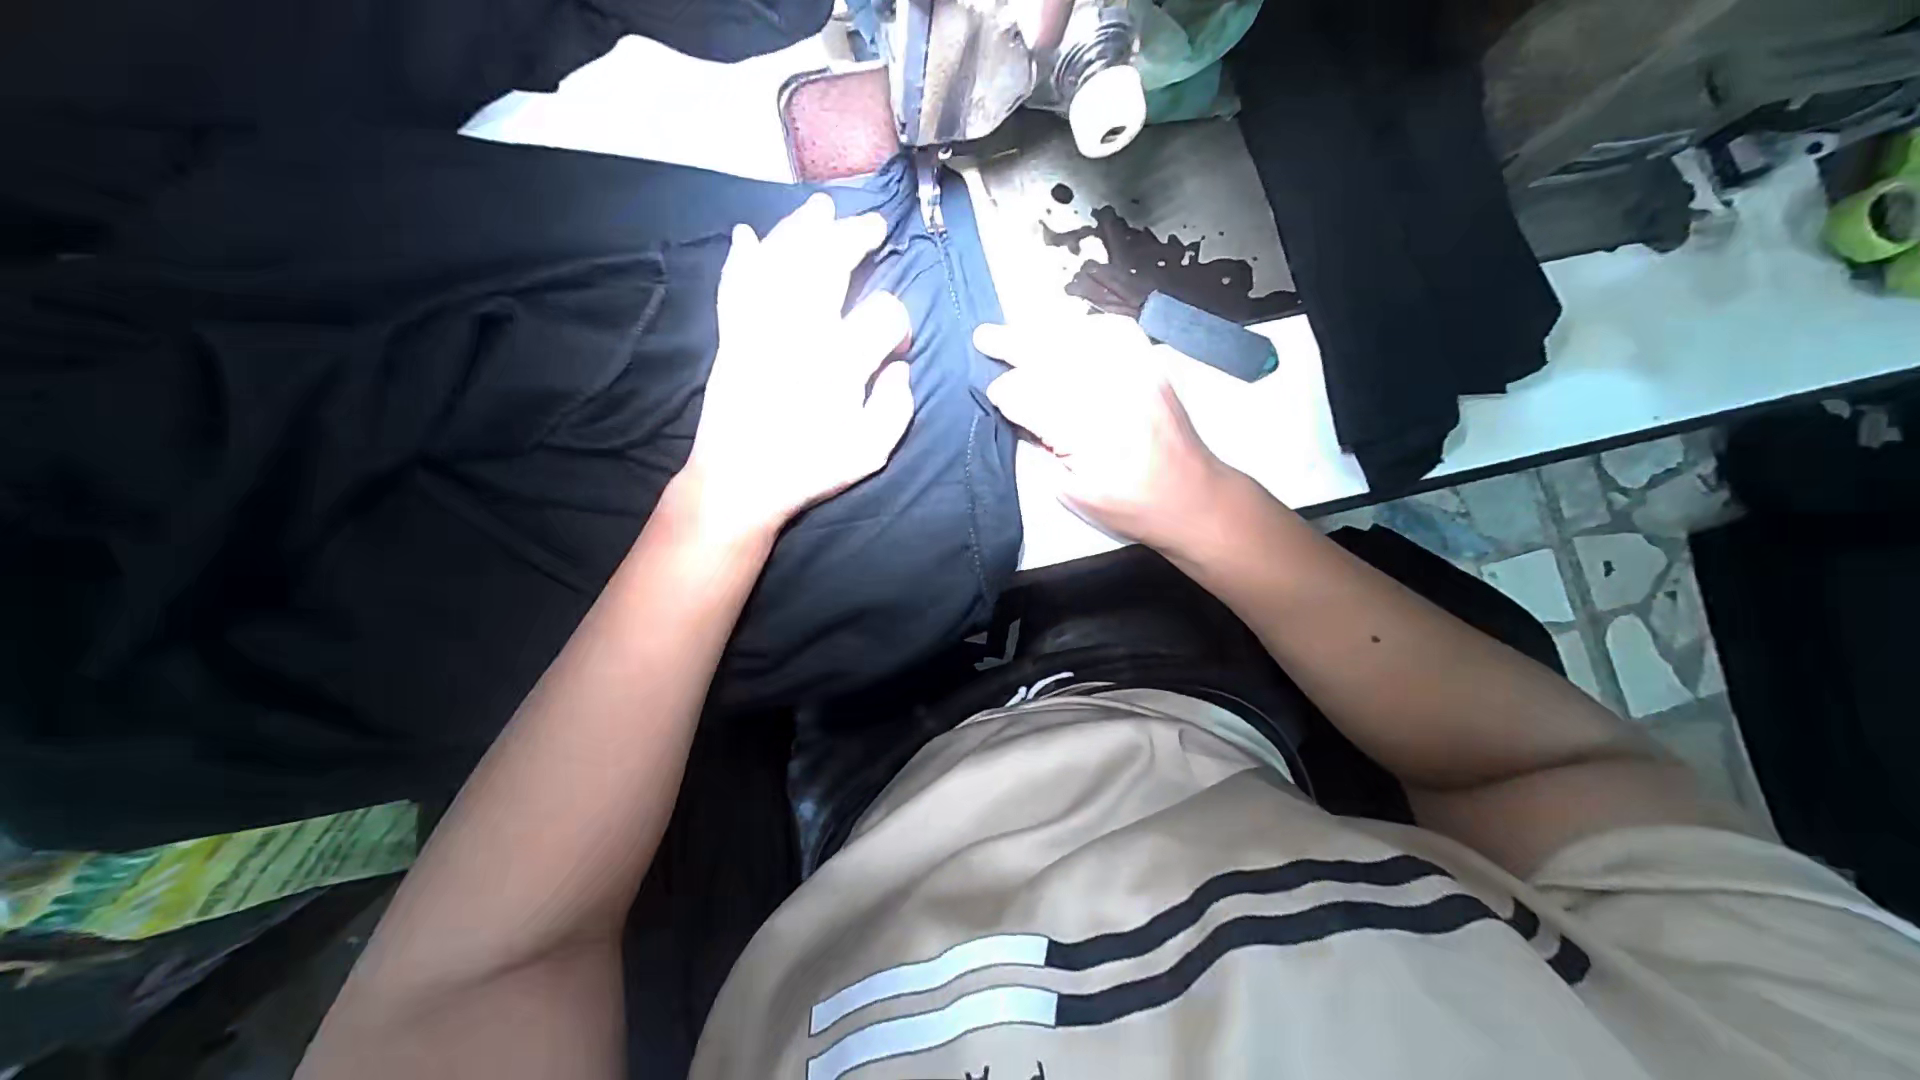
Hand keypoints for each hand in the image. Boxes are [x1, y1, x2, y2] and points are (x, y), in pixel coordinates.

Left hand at [681, 194, 915, 539]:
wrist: (738, 481)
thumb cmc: (808, 470)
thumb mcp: (870, 451)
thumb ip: (896, 406)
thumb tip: (899, 367)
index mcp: (840, 360)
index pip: (883, 314)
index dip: (899, 323)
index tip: (898, 345)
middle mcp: (800, 331)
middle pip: (829, 263)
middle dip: (855, 237)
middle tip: (872, 226)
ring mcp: (760, 328)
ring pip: (781, 261)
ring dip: (802, 229)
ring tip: (821, 207)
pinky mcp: (732, 336)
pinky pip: (735, 285)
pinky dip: (740, 258)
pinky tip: (746, 236)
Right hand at [973, 314, 1235, 553]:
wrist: (1192, 497)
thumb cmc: (1130, 505)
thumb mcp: (1071, 490)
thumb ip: (1041, 447)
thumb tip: (1020, 414)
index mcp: (1085, 429)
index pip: (1027, 395)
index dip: (1005, 395)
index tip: (996, 399)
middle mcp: (1109, 390)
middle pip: (1049, 355)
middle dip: (1012, 346)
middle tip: (983, 337)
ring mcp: (1136, 371)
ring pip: (1078, 335)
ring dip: (1043, 333)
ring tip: (1017, 332)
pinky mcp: (1152, 366)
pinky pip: (1113, 330)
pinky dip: (1086, 327)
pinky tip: (1068, 333)